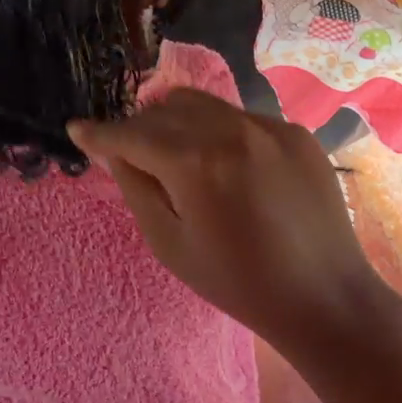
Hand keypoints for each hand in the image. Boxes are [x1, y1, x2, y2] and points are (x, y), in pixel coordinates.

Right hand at [66, 90, 380, 347]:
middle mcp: (230, 130)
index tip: (76, 128)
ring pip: (202, 104)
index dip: (99, 133)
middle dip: (139, 127)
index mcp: (194, 163)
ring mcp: (268, 126)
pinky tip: (228, 166)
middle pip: (164, 109)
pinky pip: (240, 117)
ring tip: (176, 153)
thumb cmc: (238, 282)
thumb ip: (135, 187)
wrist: (325, 298)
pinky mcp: (295, 132)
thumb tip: (112, 150)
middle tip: (131, 154)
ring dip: (177, 121)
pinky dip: (220, 132)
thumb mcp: (170, 244)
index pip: (131, 134)